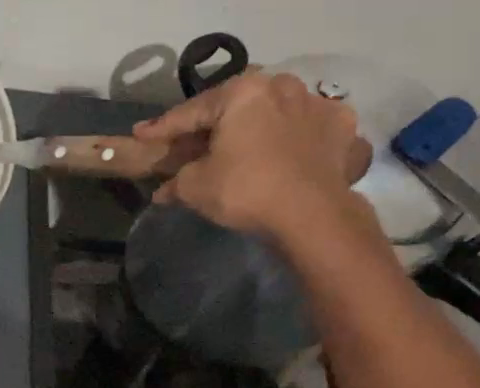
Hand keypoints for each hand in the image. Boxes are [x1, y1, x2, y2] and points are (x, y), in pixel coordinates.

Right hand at [133, 73, 371, 238]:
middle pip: (236, 104)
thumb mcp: (194, 187)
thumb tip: (163, 190)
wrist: (309, 211)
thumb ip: (176, 182)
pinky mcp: (339, 123)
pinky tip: (281, 149)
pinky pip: (304, 125)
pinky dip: (289, 135)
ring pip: (273, 110)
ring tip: (240, 143)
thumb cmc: (244, 189)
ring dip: (253, 124)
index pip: (191, 111)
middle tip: (191, 140)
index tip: (140, 134)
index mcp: (242, 92)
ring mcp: (316, 101)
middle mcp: (281, 85)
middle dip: (212, 122)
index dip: (161, 128)